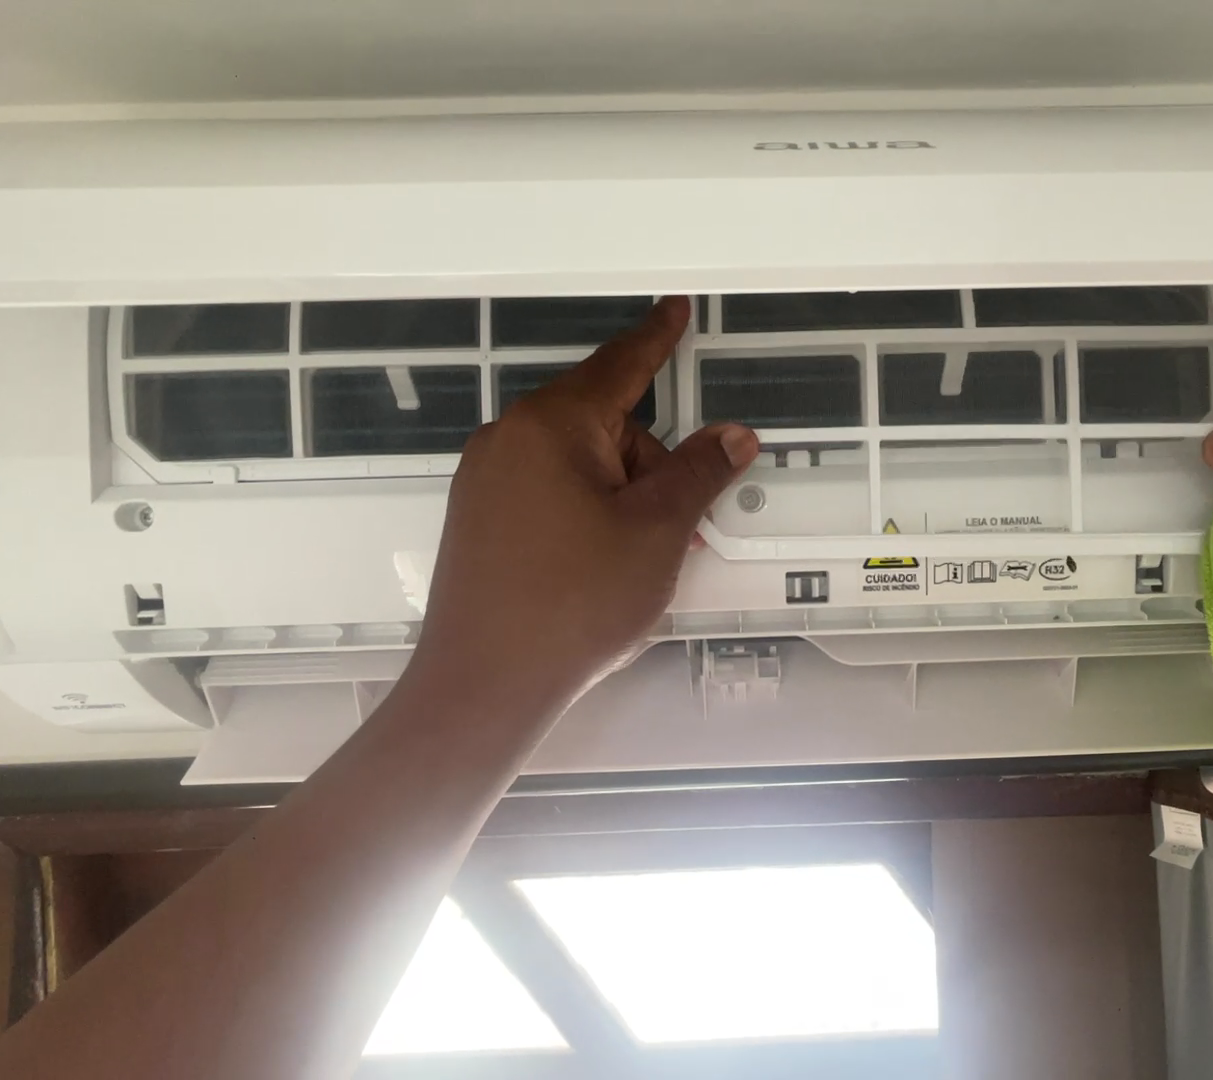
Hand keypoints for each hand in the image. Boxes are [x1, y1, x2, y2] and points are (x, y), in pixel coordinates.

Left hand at [413, 296, 757, 704]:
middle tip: (674, 534)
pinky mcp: (478, 520)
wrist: (484, 686)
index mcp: (551, 426)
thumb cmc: (576, 601)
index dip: (657, 339)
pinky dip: (588, 516)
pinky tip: (597, 566)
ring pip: (580, 467)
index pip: (619, 367)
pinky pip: (550, 494)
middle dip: (651, 471)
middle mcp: (509, 439)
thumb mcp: (656, 532)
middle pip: (606, 428)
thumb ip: (699, 473)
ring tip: (636, 563)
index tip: (676, 308)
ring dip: (623, 501)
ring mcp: (486, 481)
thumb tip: (734, 434)